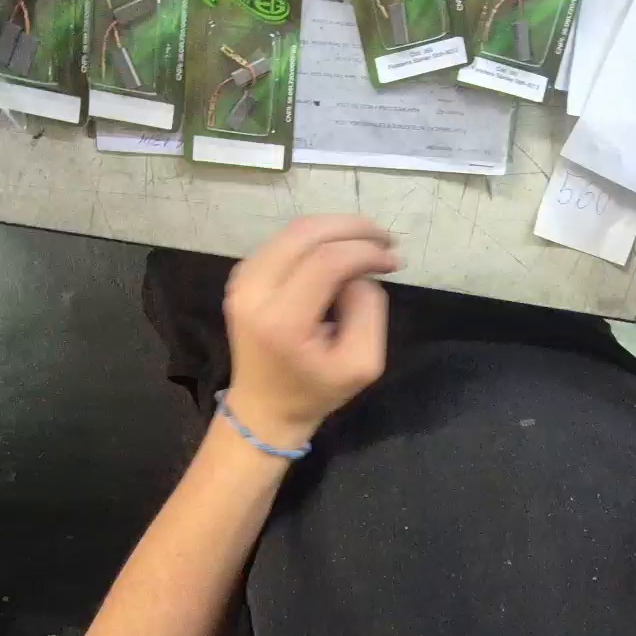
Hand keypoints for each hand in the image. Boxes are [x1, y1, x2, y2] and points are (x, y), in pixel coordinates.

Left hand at [222, 215, 399, 448]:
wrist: (264, 407)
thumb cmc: (315, 390)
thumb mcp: (362, 364)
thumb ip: (368, 311)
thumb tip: (359, 272)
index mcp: (282, 320)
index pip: (327, 262)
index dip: (366, 251)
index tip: (394, 261)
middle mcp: (254, 292)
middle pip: (306, 233)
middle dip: (353, 228)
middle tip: (386, 239)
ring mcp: (242, 281)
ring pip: (294, 231)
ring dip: (336, 229)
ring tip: (368, 242)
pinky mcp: (243, 276)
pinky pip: (284, 241)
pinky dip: (317, 239)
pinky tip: (340, 251)